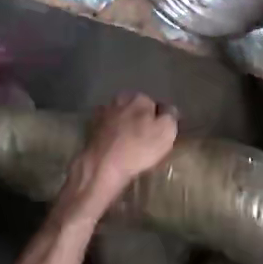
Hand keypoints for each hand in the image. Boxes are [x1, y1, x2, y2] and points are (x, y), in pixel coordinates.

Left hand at [67, 93, 177, 211]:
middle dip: (142, 120)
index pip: (156, 106)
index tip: (161, 135)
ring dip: (126, 126)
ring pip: (121, 117)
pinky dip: (112, 134)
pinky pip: (108, 128)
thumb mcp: (166, 131)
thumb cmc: (138, 148)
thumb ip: (170, 115)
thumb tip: (168, 110)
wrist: (103, 166)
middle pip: (137, 109)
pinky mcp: (92, 127)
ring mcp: (103, 112)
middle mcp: (120, 99)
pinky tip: (115, 146)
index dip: (160, 121)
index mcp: (140, 98)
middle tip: (147, 141)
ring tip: (130, 146)